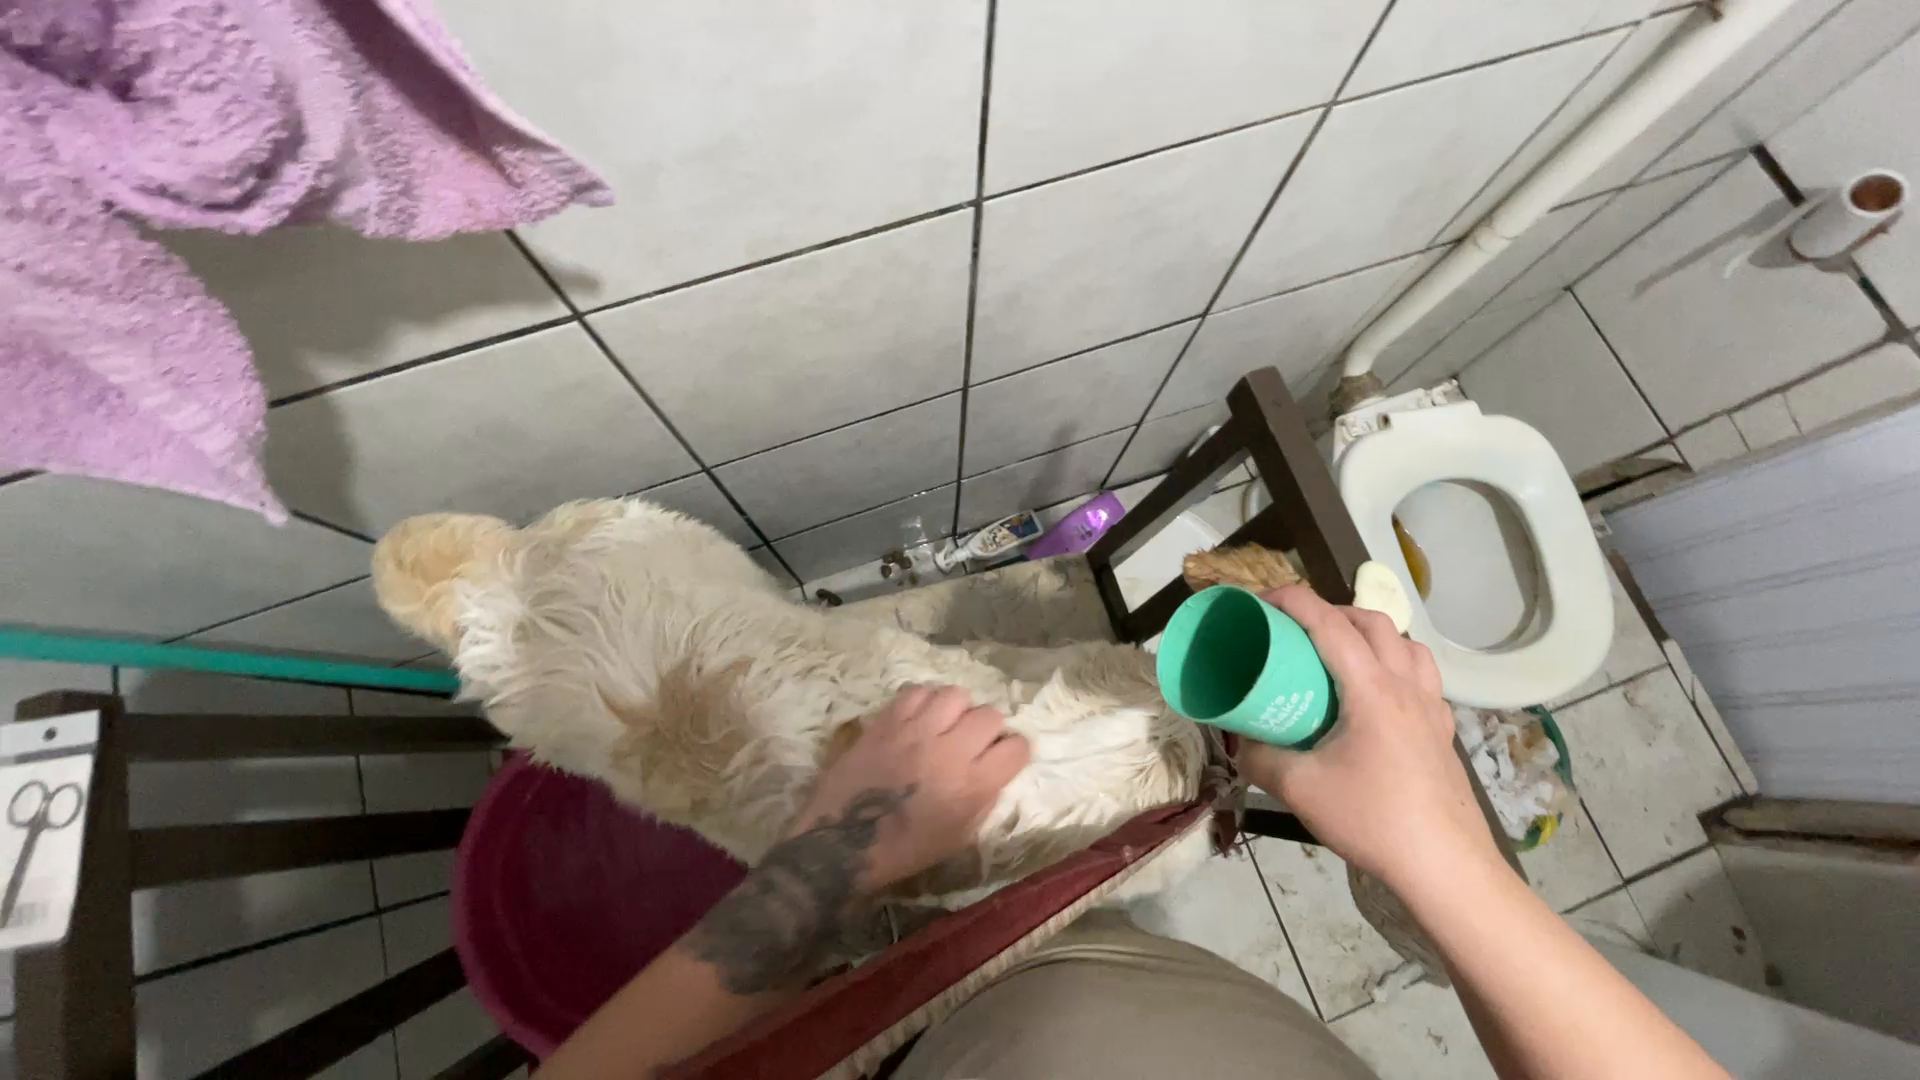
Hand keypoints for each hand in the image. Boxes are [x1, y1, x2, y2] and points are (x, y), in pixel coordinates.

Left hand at [791, 685, 1030, 894]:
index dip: (1014, 751)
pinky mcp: (886, 721)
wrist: (842, 843)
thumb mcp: (959, 838)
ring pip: (955, 694)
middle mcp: (949, 751)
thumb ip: (984, 799)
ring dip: (957, 709)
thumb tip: (995, 770)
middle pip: (990, 715)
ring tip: (946, 724)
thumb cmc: (905, 849)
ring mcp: (915, 731)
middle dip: (989, 728)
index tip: (1002, 757)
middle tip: (973, 741)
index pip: (1017, 747)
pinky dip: (924, 700)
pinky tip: (919, 718)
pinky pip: (917, 691)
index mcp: (972, 786)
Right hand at [1235, 585, 1503, 890]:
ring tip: (1339, 652)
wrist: (1446, 869)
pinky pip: (1421, 675)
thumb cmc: (1372, 820)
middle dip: (1330, 611)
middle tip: (1296, 630)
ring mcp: (1432, 708)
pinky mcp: (1442, 731)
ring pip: (1405, 644)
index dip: (1292, 601)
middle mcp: (1406, 686)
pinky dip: (1394, 663)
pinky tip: (1375, 694)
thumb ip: (1259, 756)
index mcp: (1371, 689)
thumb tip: (1237, 739)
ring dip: (1369, 633)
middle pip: (1372, 622)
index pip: (1329, 624)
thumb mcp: (1299, 788)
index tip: (1260, 601)